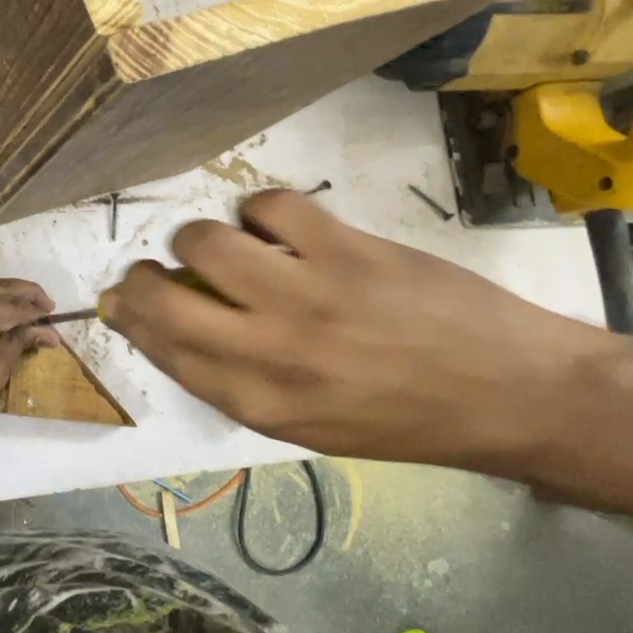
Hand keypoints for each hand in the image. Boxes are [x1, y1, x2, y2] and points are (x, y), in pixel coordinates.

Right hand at [99, 190, 623, 465]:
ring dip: (195, 239)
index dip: (128, 318)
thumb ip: (229, 381)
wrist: (512, 394)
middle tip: (151, 270)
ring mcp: (308, 296)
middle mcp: (268, 351)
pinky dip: (259, 212)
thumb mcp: (299, 424)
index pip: (160, 348)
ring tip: (222, 245)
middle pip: (162, 299)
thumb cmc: (398, 419)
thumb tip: (168, 329)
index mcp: (254, 401)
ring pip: (204, 241)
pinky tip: (275, 228)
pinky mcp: (347, 250)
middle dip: (139, 279)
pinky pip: (269, 207)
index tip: (120, 300)